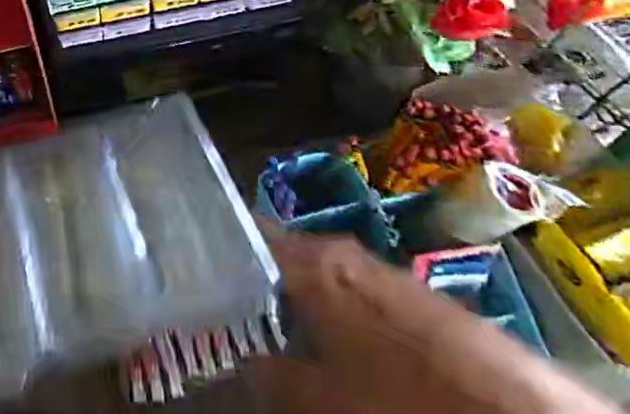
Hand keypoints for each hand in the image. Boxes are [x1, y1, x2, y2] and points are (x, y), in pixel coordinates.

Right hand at [246, 231, 621, 413]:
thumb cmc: (406, 407)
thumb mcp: (324, 404)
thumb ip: (274, 377)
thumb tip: (245, 362)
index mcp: (315, 263)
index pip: (249, 233)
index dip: (220, 248)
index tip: (197, 264)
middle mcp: (350, 257)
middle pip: (288, 257)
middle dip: (263, 284)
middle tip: (237, 313)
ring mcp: (395, 279)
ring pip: (328, 281)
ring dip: (305, 305)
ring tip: (289, 339)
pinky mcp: (433, 307)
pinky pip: (368, 303)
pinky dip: (347, 321)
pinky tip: (349, 356)